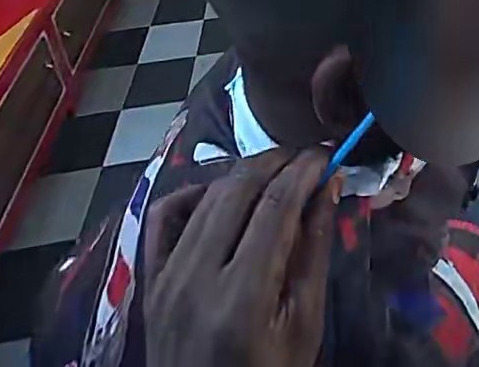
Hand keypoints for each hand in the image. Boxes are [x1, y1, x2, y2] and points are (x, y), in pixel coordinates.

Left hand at [142, 149, 338, 366]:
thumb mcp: (305, 325)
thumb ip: (315, 249)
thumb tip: (328, 184)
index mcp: (241, 298)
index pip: (276, 205)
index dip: (304, 169)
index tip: (327, 153)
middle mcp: (196, 277)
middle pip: (239, 187)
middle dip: (278, 160)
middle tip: (306, 157)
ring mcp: (167, 275)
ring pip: (209, 193)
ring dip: (247, 173)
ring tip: (278, 173)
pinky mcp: (150, 277)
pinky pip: (168, 212)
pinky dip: (198, 192)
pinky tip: (224, 194)